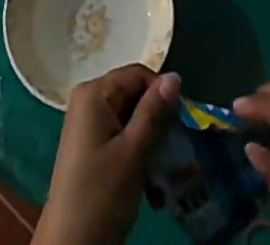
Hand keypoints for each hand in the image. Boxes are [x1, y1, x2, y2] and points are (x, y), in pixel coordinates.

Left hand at [33, 65, 180, 244]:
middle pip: (135, 95)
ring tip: (163, 171)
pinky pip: (124, 136)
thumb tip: (175, 76)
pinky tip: (151, 185)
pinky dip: (139, 153)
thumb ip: (154, 111)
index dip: (162, 92)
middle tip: (174, 148)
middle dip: (158, 121)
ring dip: (152, 142)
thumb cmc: (101, 194)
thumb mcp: (133, 150)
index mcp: (94, 93)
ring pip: (133, 118)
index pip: (138, 75)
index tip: (180, 121)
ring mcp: (89, 124)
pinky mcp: (93, 145)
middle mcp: (89, 101)